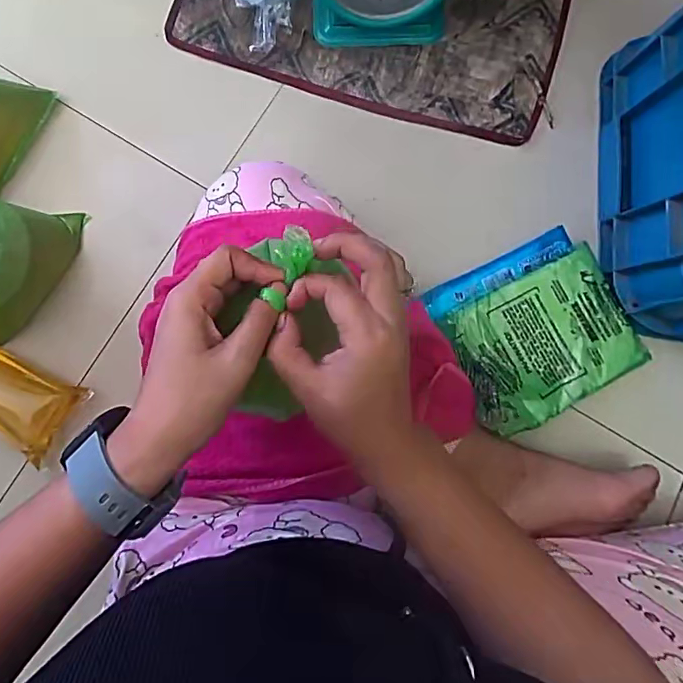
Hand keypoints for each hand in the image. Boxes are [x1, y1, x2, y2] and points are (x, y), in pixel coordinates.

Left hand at [109, 246, 283, 495]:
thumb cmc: (194, 402)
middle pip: (226, 269)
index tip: (284, 286)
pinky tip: (263, 324)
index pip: (227, 257)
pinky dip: (243, 309)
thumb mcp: (235, 361)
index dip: (259, 265)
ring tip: (281, 308)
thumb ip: (260, 321)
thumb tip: (279, 292)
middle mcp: (185, 298)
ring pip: (225, 288)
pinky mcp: (192, 331)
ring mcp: (187, 315)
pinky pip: (221, 307)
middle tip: (289, 296)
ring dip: (253, 293)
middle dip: (259, 277)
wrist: (157, 439)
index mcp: (189, 298)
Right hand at [265, 232, 419, 465]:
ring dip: (360, 249)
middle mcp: (389, 318)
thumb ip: (284, 348)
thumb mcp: (305, 388)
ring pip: (390, 263)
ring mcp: (399, 318)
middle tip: (312, 248)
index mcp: (367, 334)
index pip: (336, 286)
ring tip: (328, 252)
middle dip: (343, 242)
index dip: (307, 285)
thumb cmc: (347, 419)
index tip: (289, 302)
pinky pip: (390, 277)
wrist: (388, 440)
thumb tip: (283, 313)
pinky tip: (345, 269)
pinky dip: (368, 263)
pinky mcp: (398, 321)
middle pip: (377, 258)